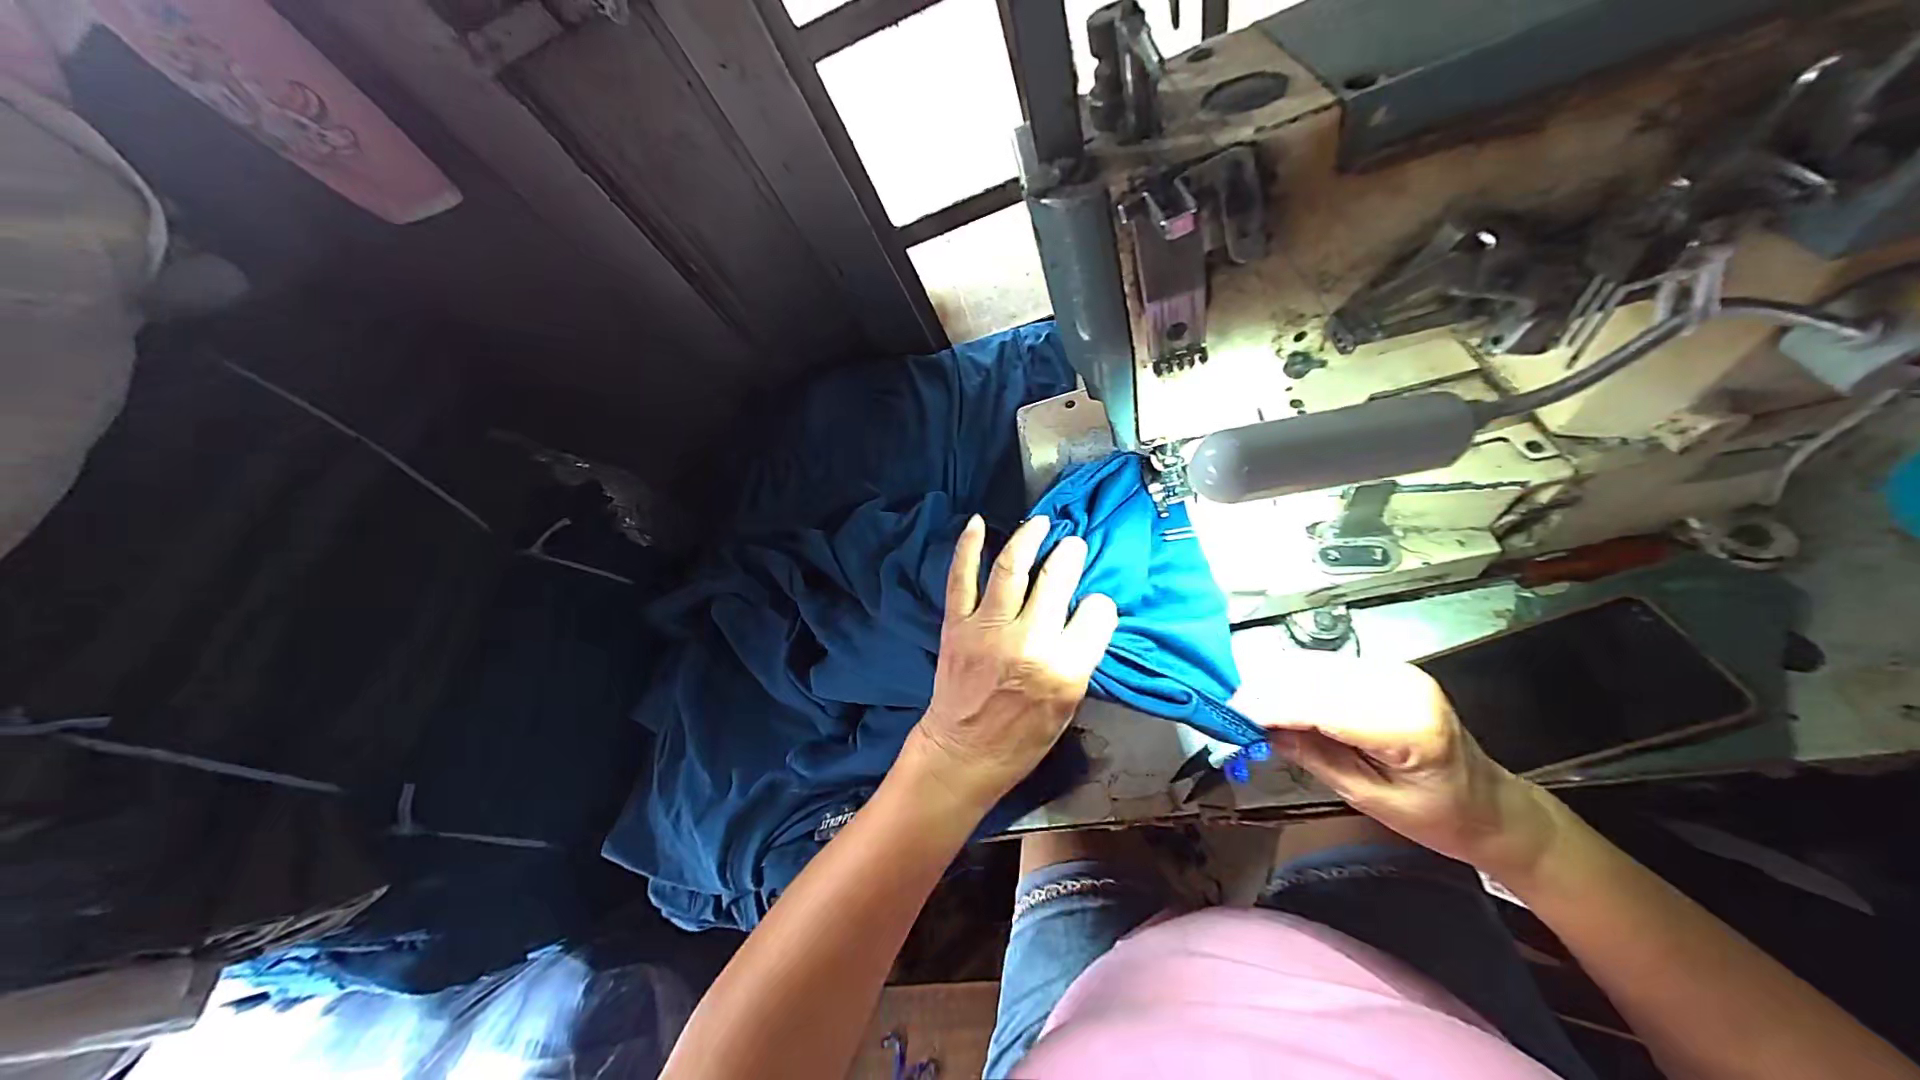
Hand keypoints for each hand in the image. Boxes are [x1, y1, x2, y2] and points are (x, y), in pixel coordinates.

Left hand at [900, 515, 1118, 818]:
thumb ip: (1079, 656)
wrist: (964, 754)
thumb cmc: (1021, 739)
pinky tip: (978, 523)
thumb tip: (1084, 613)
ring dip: (1029, 537)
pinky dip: (968, 546)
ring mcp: (988, 629)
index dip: (1098, 604)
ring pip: (1012, 567)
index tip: (1092, 602)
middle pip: (1057, 580)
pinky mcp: (957, 625)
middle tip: (1072, 546)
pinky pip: (962, 577)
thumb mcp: (1069, 706)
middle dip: (1069, 555)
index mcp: (1064, 669)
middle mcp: (1029, 642)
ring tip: (1041, 523)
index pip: (1096, 613)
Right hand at [1240, 654, 1565, 879]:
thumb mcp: (1367, 798)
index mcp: (1407, 724)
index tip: (1232, 715)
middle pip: (1311, 678)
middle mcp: (1401, 685)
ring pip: (1312, 666)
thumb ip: (1312, 755)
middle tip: (1234, 717)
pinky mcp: (1383, 668)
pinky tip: (1281, 701)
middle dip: (1266, 694)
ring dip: (1276, 685)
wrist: (1488, 803)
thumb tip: (1260, 728)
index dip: (1269, 707)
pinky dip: (1294, 682)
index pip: (1319, 704)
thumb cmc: (1438, 814)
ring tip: (1252, 713)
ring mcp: (1393, 671)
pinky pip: (1324, 667)